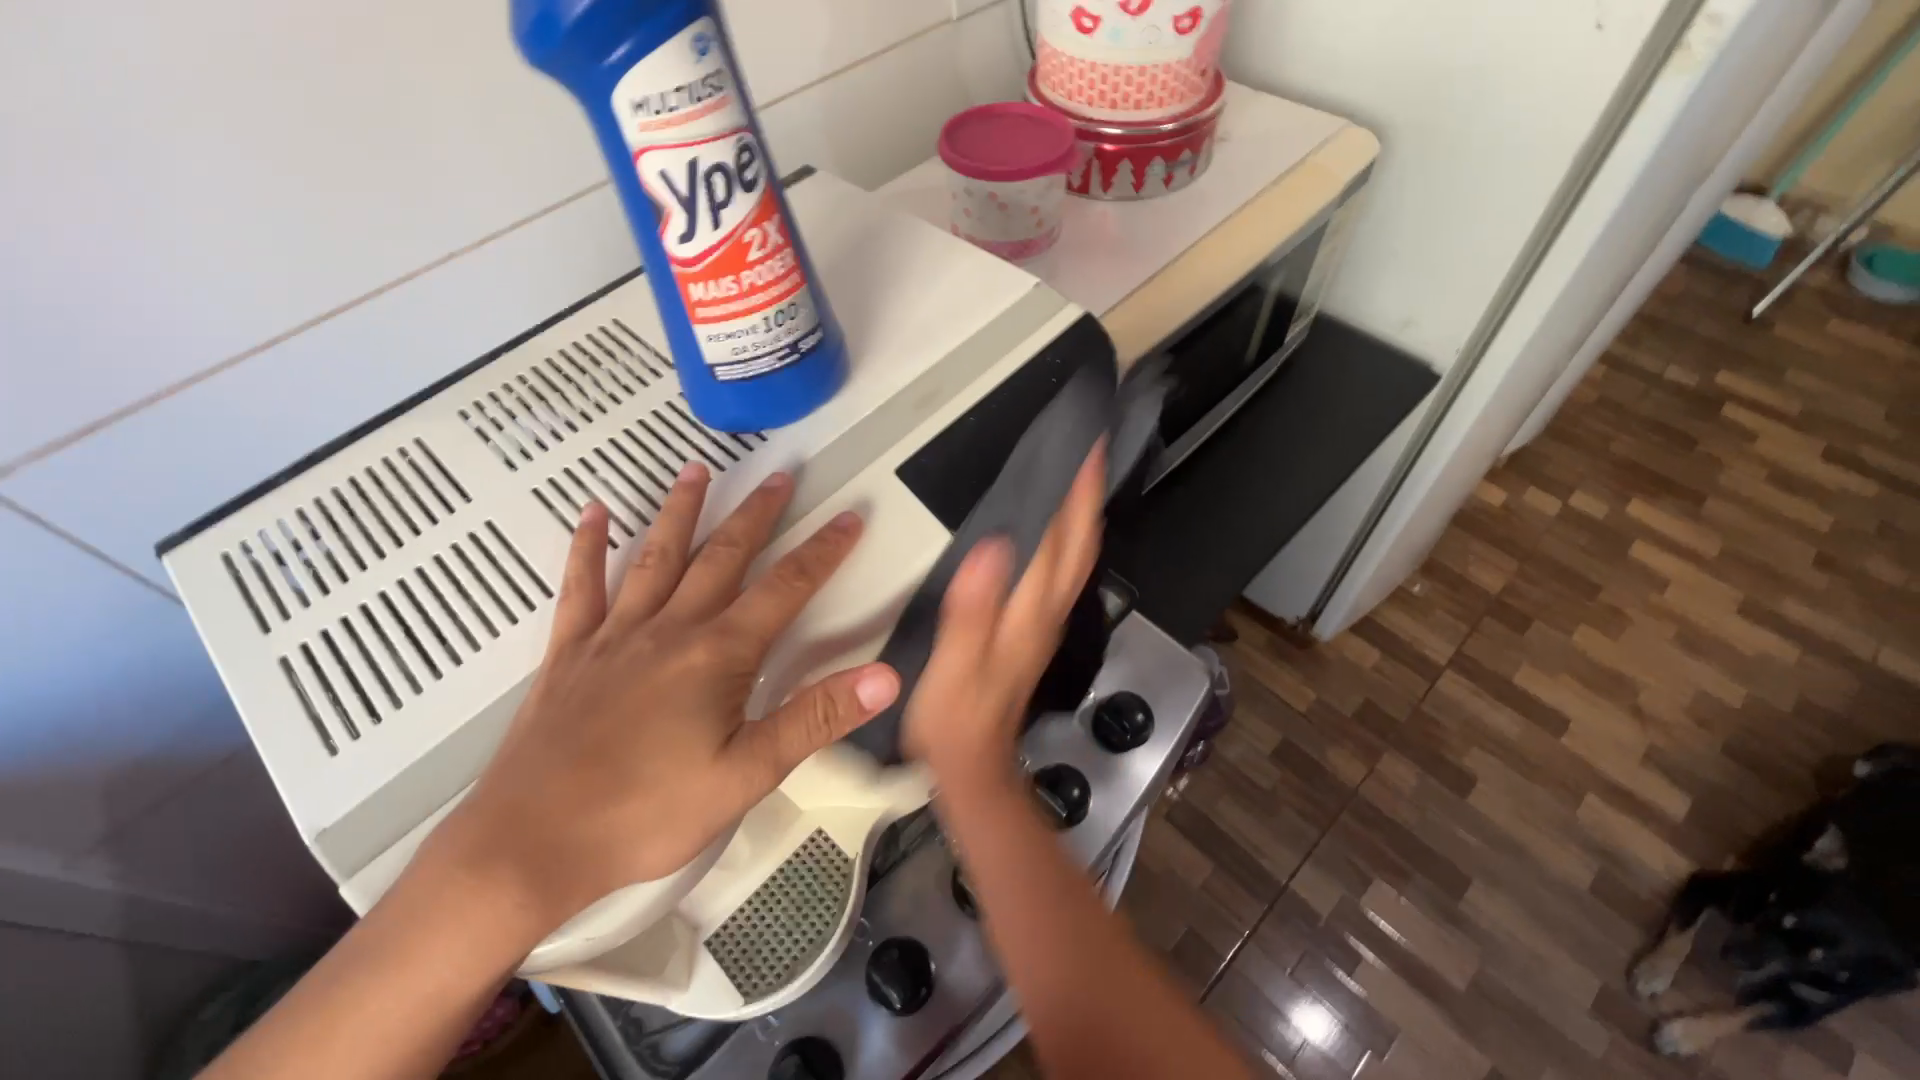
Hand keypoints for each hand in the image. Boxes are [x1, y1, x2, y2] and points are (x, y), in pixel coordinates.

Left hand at [426, 464, 900, 930]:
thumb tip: (886, 676)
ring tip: (697, 471)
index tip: (849, 516)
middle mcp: (669, 629)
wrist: (531, 842)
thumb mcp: (748, 775)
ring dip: (679, 512)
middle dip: (756, 515)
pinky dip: (586, 548)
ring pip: (655, 558)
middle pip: (721, 557)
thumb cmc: (647, 813)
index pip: (785, 589)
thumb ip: (816, 719)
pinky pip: (580, 588)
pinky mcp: (569, 653)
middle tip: (780, 475)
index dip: (823, 551)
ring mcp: (614, 636)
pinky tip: (591, 513)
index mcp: (718, 655)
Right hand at [903, 449, 1104, 789]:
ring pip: (1077, 556)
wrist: (972, 762)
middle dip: (1089, 493)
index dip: (1075, 493)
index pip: (1061, 540)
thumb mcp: (954, 663)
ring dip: (1083, 514)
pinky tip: (1057, 532)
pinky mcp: (1034, 630)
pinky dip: (1067, 541)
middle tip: (1091, 451)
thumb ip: (973, 606)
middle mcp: (1047, 612)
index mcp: (1029, 612)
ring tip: (1081, 479)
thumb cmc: (957, 717)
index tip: (1086, 451)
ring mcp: (1045, 622)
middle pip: (1080, 542)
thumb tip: (993, 548)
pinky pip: (1062, 572)